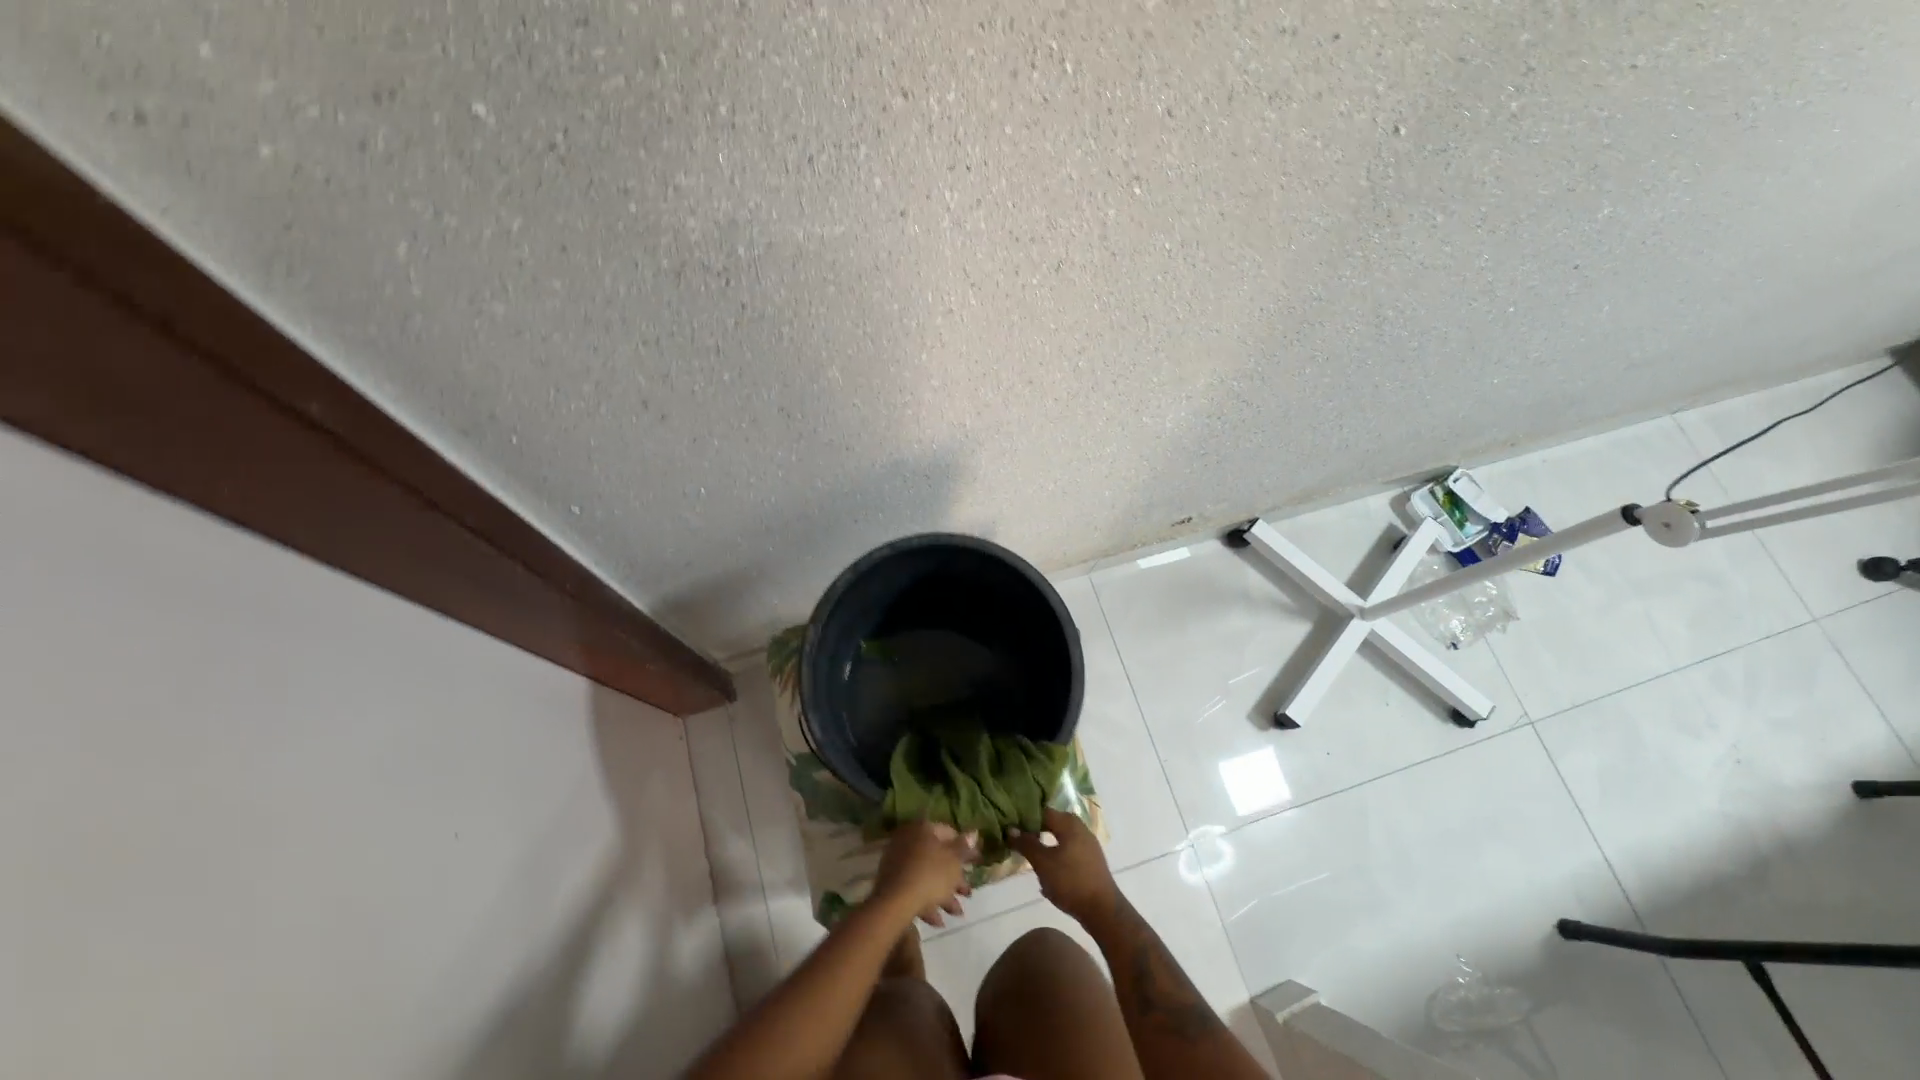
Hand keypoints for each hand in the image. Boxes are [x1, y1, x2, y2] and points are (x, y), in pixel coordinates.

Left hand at [873, 821, 976, 926]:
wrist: (895, 902)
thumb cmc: (930, 875)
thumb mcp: (953, 861)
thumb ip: (964, 847)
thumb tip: (974, 833)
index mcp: (922, 829)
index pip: (948, 833)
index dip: (965, 849)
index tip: (976, 863)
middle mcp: (908, 840)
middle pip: (937, 857)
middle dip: (955, 878)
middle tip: (967, 893)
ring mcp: (897, 861)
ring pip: (927, 875)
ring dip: (944, 894)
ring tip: (957, 913)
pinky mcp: (891, 881)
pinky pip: (915, 888)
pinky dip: (927, 902)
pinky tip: (938, 921)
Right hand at [1008, 808, 1120, 923]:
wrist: (1102, 909)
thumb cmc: (1070, 881)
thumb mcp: (1043, 863)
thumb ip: (1026, 844)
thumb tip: (1011, 829)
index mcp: (1070, 824)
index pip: (1043, 812)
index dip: (1025, 818)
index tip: (1010, 826)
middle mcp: (1081, 830)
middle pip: (1052, 824)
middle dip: (1034, 832)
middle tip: (1017, 841)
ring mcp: (1088, 846)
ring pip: (1060, 839)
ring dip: (1044, 846)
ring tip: (1029, 857)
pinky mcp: (1090, 862)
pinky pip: (1068, 852)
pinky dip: (1055, 857)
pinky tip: (1046, 873)